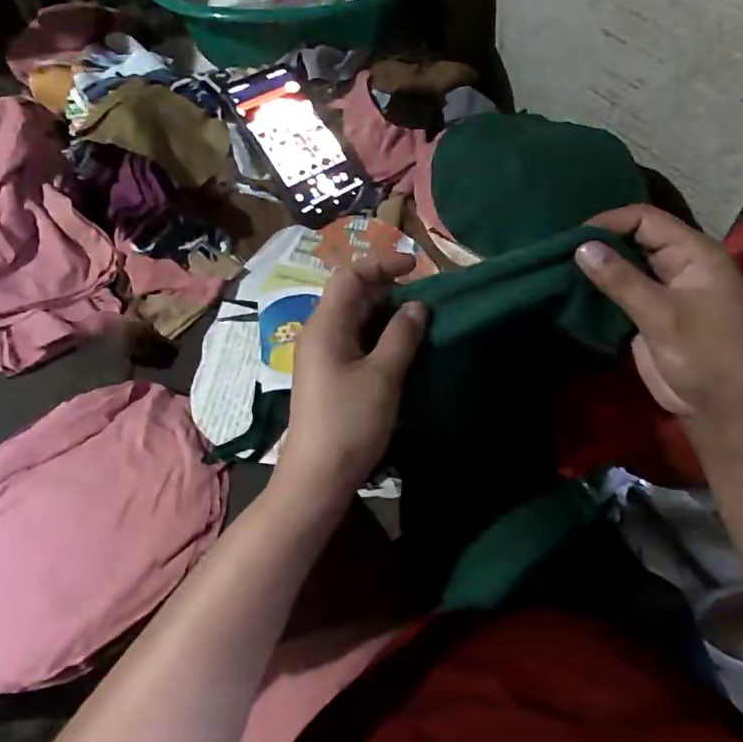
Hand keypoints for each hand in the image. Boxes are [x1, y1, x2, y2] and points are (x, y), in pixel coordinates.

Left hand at [279, 251, 426, 498]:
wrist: (318, 477)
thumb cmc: (350, 422)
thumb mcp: (383, 376)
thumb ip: (402, 335)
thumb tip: (417, 305)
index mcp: (325, 326)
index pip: (350, 277)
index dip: (382, 264)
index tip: (416, 266)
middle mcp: (319, 334)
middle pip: (351, 295)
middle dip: (387, 287)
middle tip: (424, 294)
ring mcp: (322, 356)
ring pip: (355, 319)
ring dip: (386, 313)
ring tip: (420, 318)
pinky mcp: (330, 376)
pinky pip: (355, 341)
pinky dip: (379, 335)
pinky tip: (403, 347)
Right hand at [575, 205, 742, 425]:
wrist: (725, 411)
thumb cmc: (706, 356)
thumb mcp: (663, 315)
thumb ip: (622, 280)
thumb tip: (581, 246)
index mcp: (695, 253)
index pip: (646, 220)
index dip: (610, 222)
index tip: (573, 237)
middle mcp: (681, 265)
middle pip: (636, 238)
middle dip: (601, 242)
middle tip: (561, 251)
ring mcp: (668, 291)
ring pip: (628, 265)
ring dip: (600, 267)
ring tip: (561, 268)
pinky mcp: (654, 315)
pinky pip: (625, 292)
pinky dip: (603, 290)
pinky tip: (575, 291)